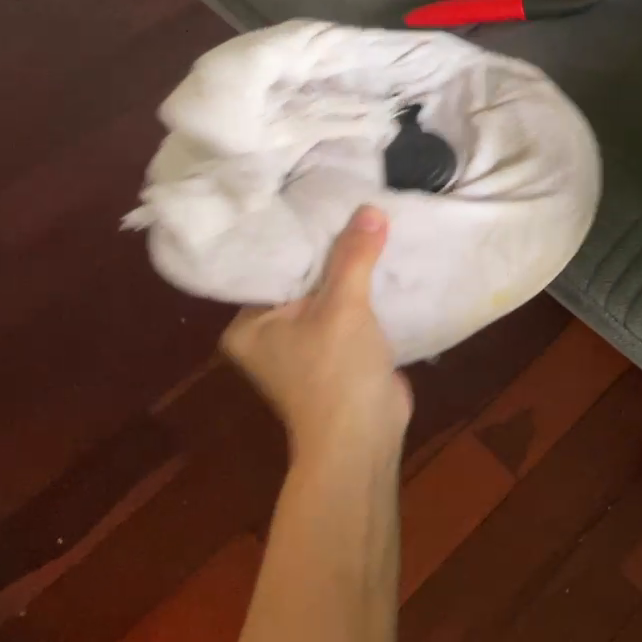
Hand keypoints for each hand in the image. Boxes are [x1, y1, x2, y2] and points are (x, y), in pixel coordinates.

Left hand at [221, 205, 411, 457]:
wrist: (362, 435)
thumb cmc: (334, 371)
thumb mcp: (344, 307)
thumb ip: (354, 257)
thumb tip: (370, 209)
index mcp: (248, 326)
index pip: (274, 269)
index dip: (305, 239)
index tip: (330, 206)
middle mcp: (270, 336)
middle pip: (306, 281)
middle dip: (337, 256)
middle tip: (363, 214)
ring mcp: (306, 349)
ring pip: (333, 299)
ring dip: (358, 277)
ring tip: (382, 236)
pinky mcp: (340, 357)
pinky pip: (353, 316)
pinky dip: (371, 299)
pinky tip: (393, 276)